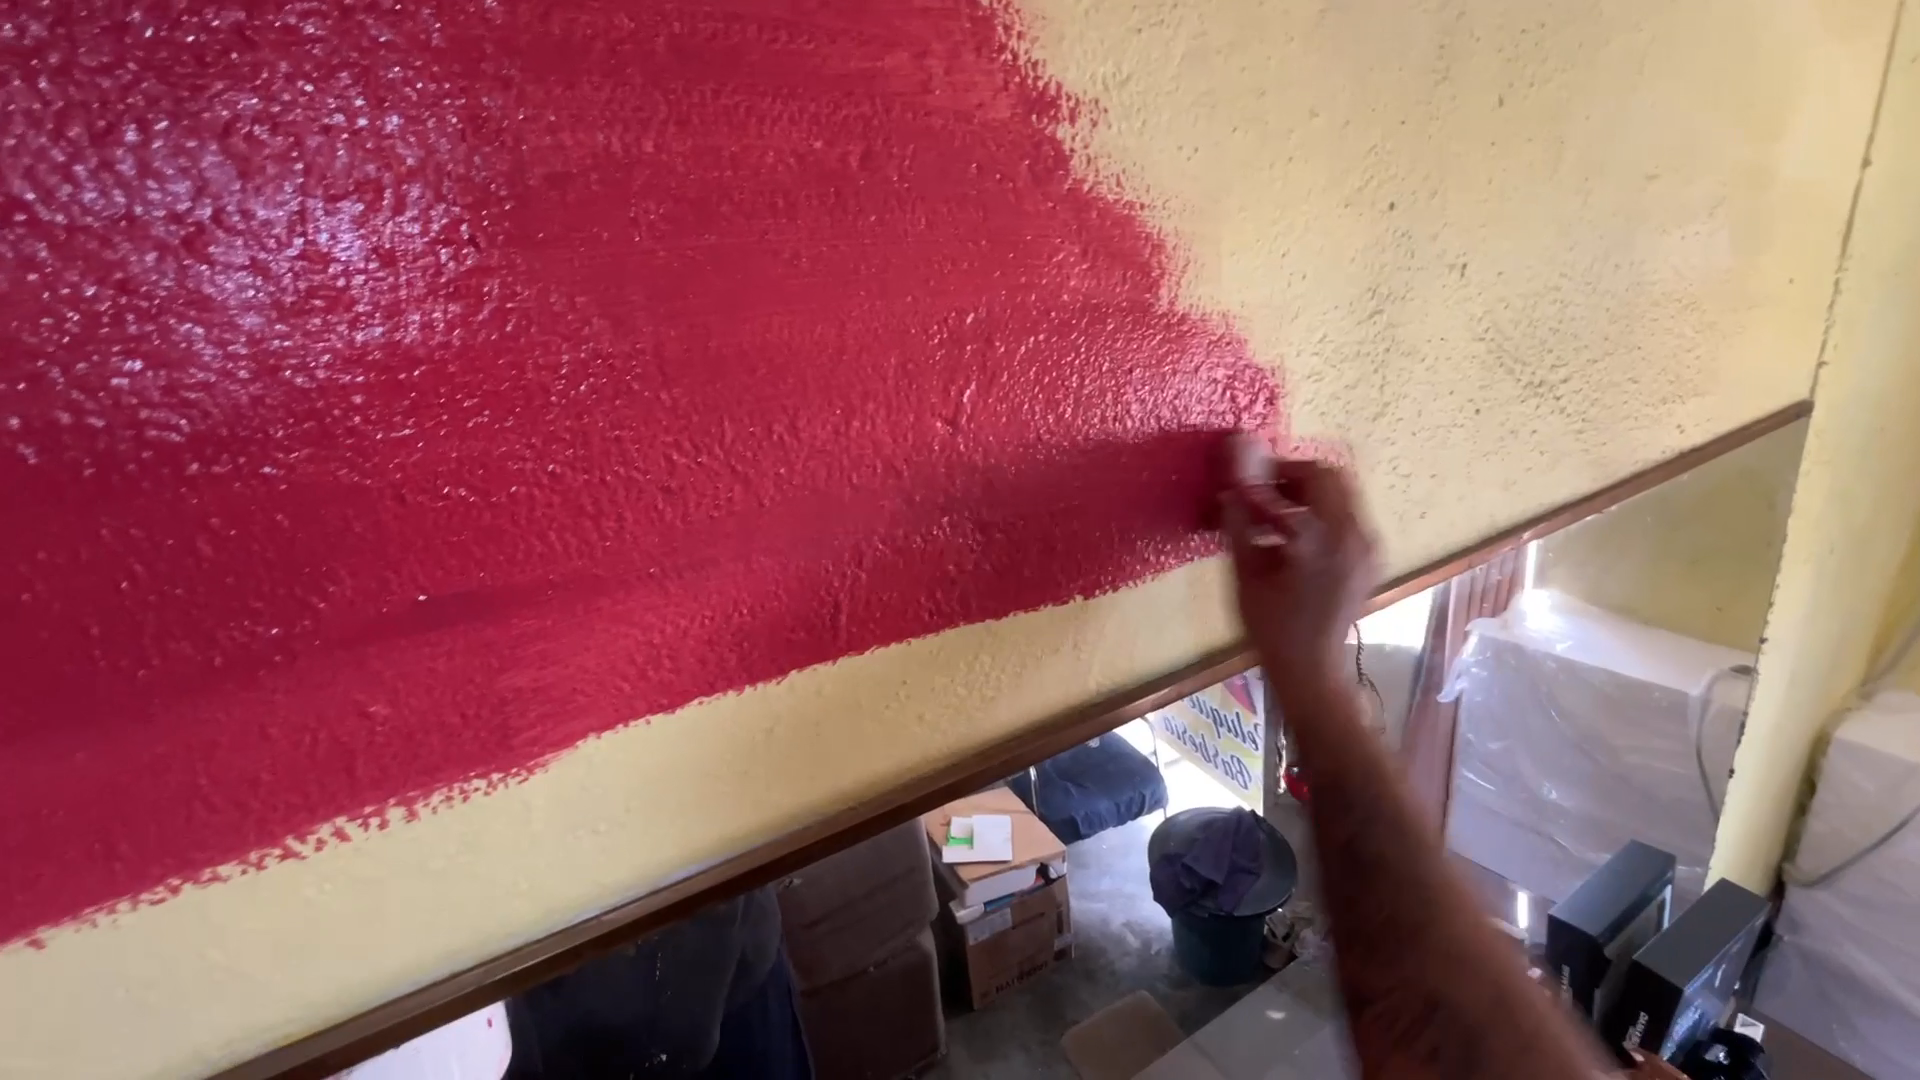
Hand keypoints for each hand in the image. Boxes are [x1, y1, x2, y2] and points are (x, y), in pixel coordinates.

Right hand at [1221, 440, 1376, 694]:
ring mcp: (1369, 546)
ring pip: (1340, 494)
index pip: (1304, 474)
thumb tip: (1229, 479)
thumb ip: (1240, 518)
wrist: (1311, 667)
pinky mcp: (1370, 558)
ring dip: (1305, 494)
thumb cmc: (1270, 624)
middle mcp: (1355, 534)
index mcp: (1323, 536)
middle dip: (1291, 476)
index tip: (1241, 469)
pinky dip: (1318, 513)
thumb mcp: (1245, 570)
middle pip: (1330, 476)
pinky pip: (1346, 516)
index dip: (1269, 467)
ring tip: (1271, 516)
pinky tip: (1291, 538)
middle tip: (1258, 493)